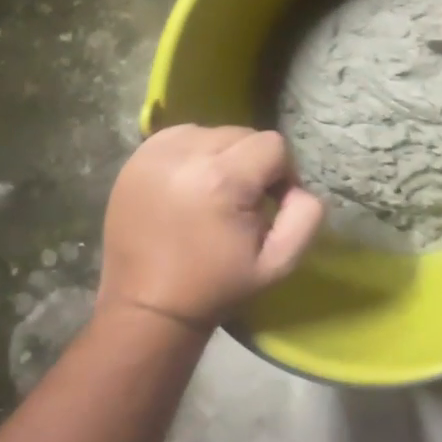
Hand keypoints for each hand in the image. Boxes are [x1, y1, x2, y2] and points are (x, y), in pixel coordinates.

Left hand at [98, 126, 323, 328]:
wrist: (146, 310)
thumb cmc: (216, 286)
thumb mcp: (279, 262)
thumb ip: (306, 215)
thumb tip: (298, 187)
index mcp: (222, 179)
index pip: (272, 145)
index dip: (280, 174)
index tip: (268, 204)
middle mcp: (186, 156)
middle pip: (242, 133)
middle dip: (250, 163)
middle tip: (239, 202)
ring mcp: (154, 155)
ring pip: (211, 131)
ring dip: (221, 155)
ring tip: (212, 191)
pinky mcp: (135, 160)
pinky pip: (180, 136)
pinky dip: (191, 153)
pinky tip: (188, 183)